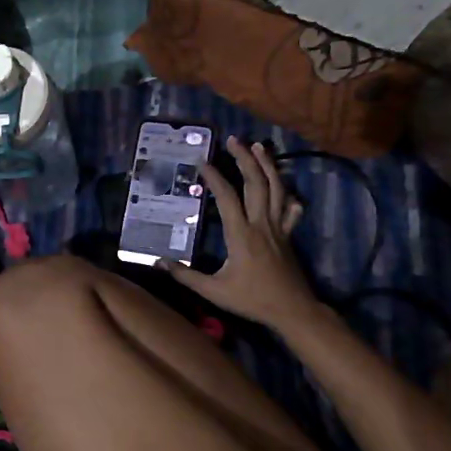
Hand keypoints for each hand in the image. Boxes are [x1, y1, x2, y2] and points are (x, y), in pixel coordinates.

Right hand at [162, 136, 318, 326]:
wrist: (292, 310)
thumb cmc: (251, 300)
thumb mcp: (213, 291)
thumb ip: (186, 276)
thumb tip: (159, 263)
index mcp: (241, 235)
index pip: (227, 198)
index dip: (215, 177)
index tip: (203, 161)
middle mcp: (261, 224)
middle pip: (256, 183)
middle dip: (245, 158)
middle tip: (234, 140)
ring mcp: (278, 227)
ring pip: (277, 188)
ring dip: (268, 165)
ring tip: (259, 147)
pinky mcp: (288, 235)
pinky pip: (291, 208)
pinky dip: (288, 194)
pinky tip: (284, 186)